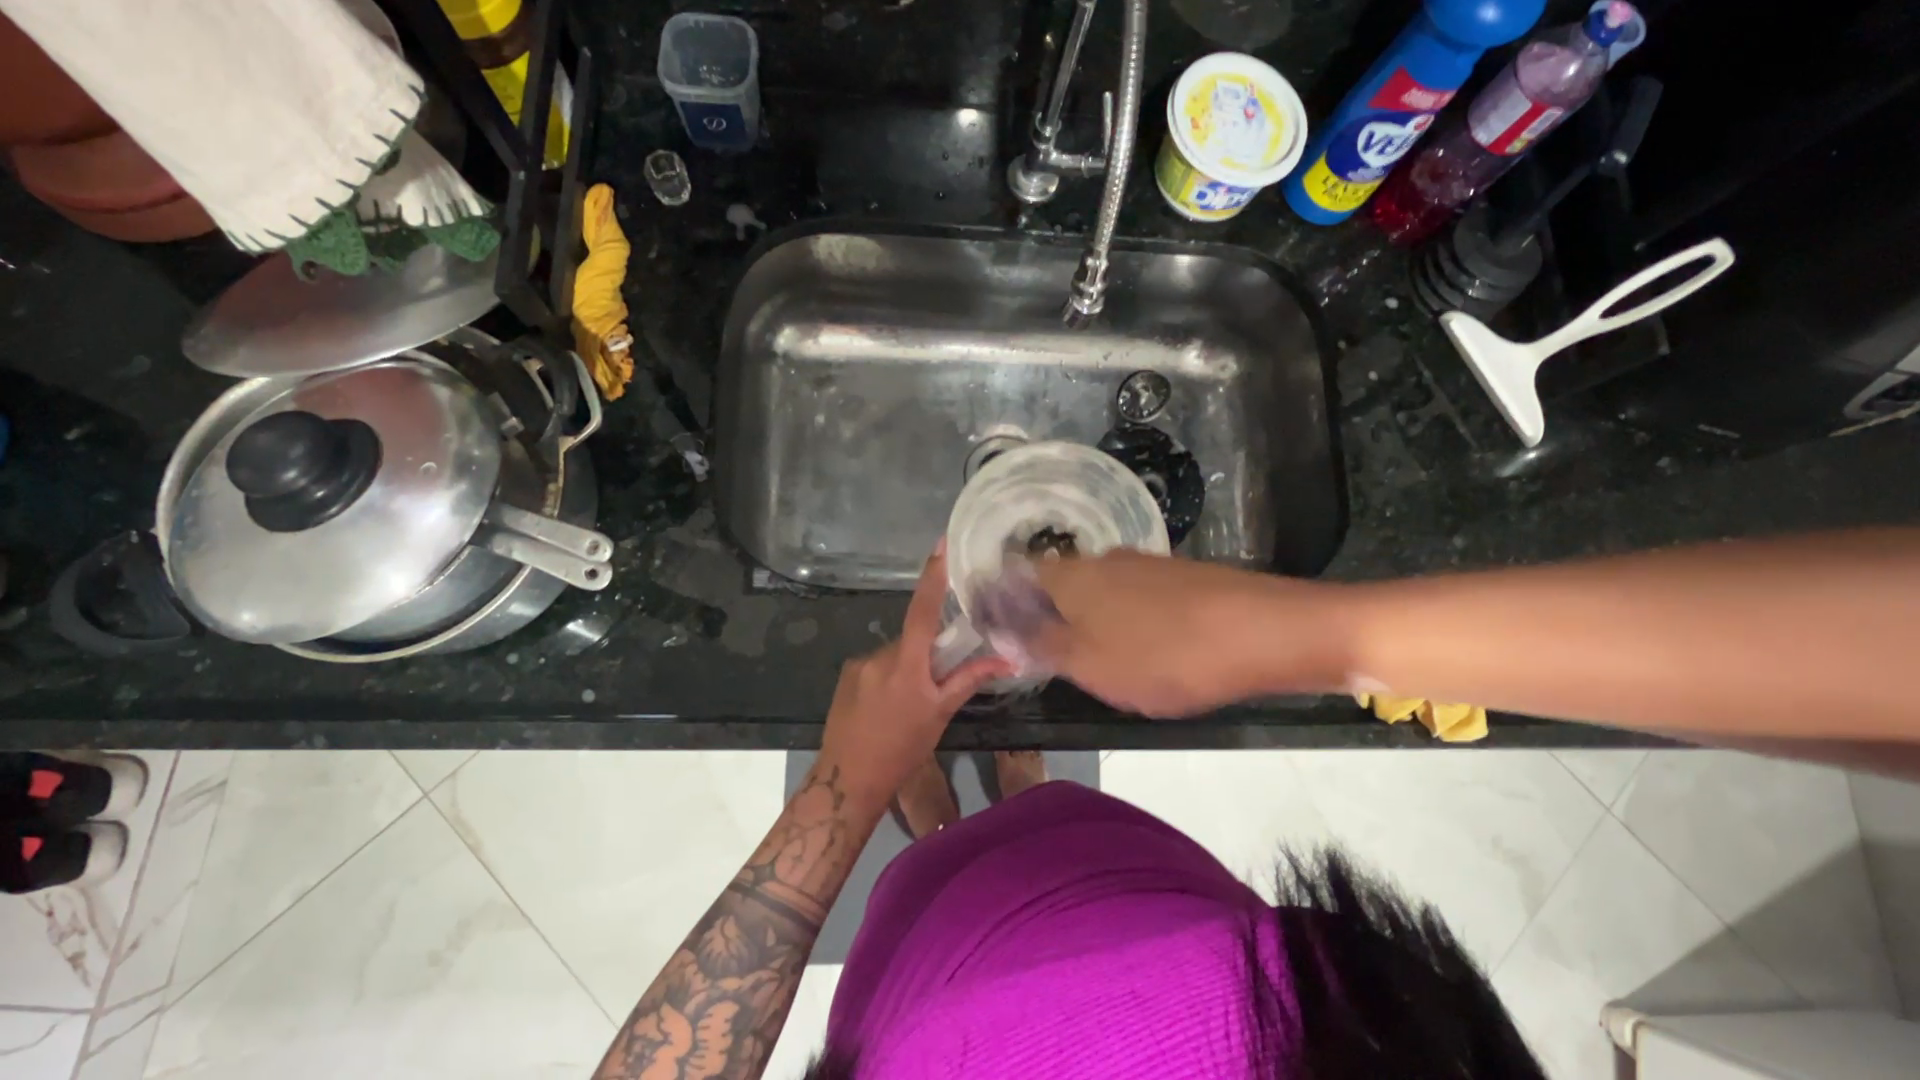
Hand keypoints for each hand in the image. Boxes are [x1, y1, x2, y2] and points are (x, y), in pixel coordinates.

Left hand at [818, 542, 1010, 806]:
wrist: (848, 779)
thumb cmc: (901, 750)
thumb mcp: (940, 716)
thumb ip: (968, 681)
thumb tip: (1007, 660)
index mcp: (906, 663)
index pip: (923, 610)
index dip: (933, 576)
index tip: (940, 545)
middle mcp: (879, 655)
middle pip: (911, 638)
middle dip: (926, 653)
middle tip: (935, 683)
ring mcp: (858, 665)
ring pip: (894, 655)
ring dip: (906, 669)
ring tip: (908, 706)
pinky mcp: (846, 676)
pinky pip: (876, 666)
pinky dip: (888, 678)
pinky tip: (888, 708)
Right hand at [977, 550, 1350, 717]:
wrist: (1263, 632)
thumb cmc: (1164, 655)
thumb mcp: (1091, 666)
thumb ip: (1043, 646)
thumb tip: (1005, 630)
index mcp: (1071, 577)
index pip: (1019, 577)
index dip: (1005, 603)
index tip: (1001, 634)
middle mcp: (1103, 560)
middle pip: (1059, 582)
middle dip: (1047, 613)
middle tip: (1047, 655)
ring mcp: (1146, 564)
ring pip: (1099, 590)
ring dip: (1088, 618)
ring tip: (1095, 658)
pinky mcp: (1182, 577)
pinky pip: (1135, 598)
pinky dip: (1126, 620)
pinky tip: (1143, 648)